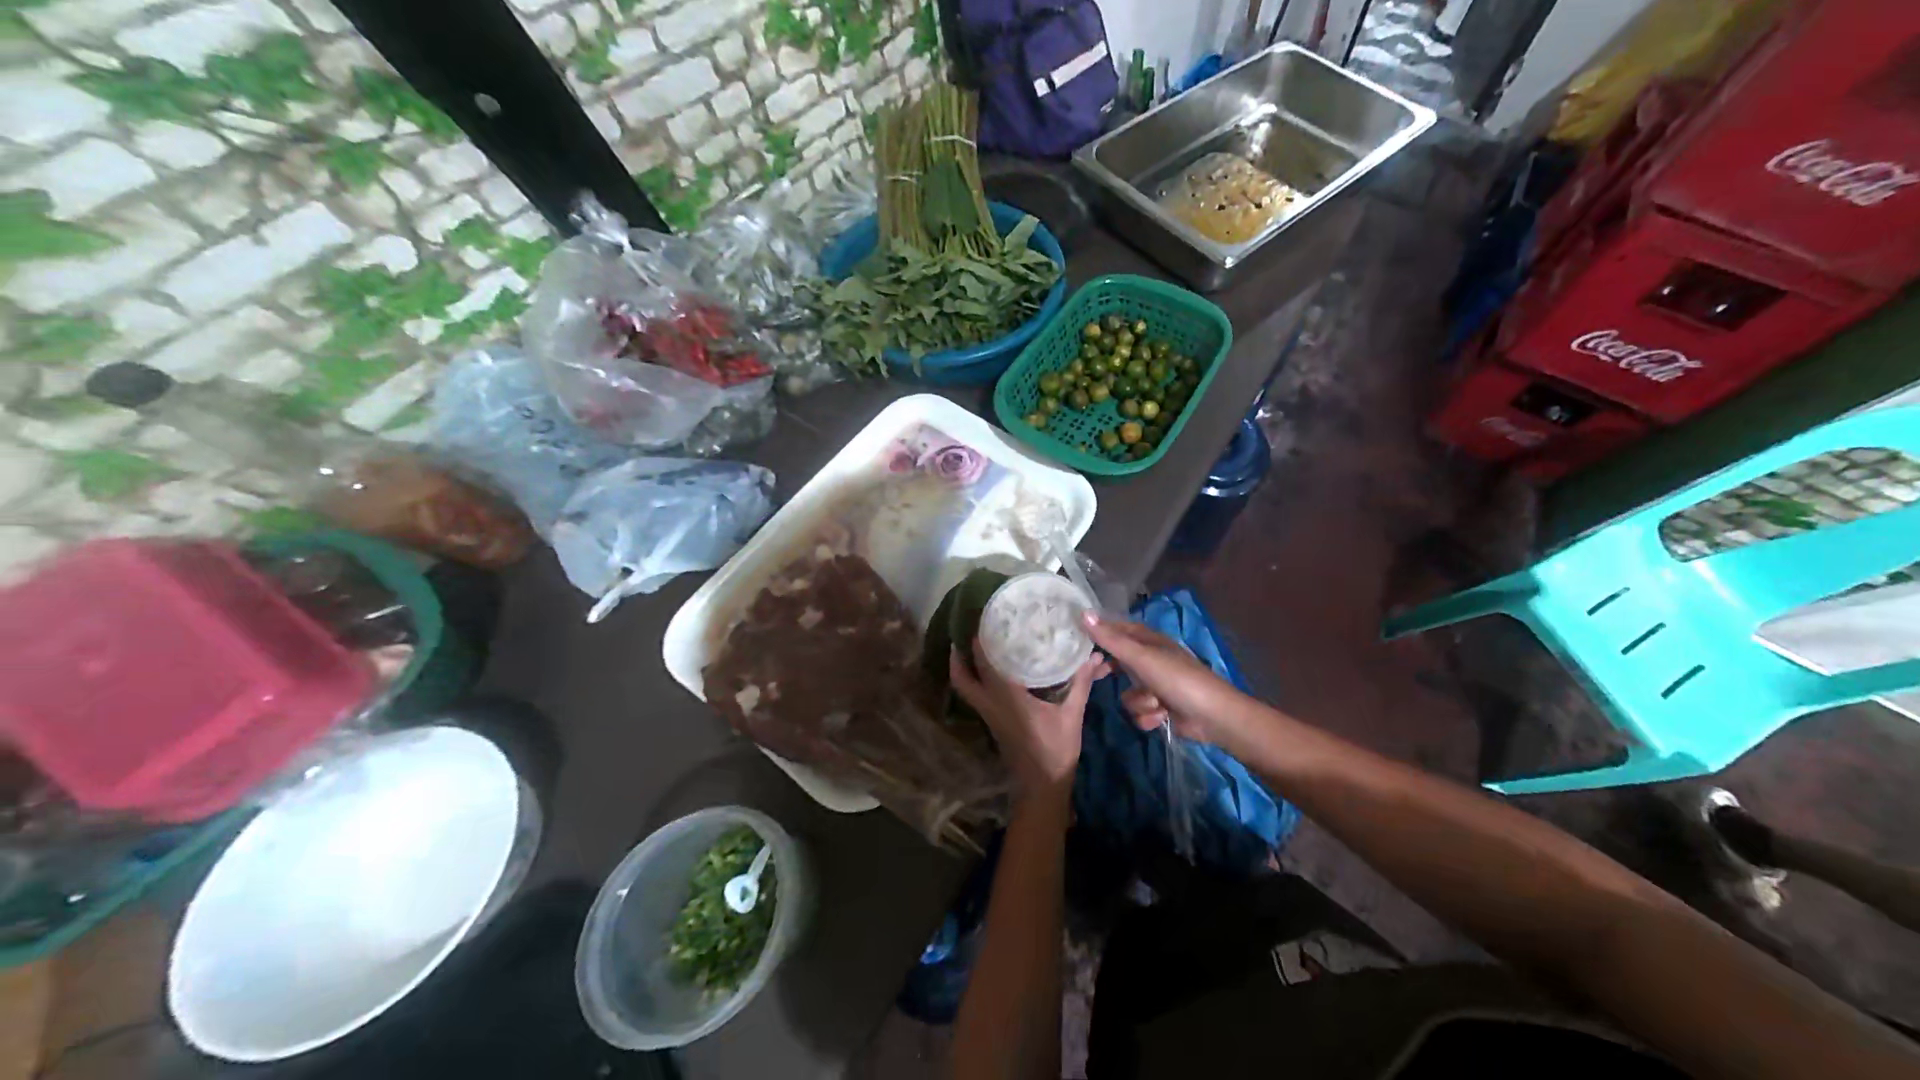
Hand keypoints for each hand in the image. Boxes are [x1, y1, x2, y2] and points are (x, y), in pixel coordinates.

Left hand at [950, 641, 1107, 797]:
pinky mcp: (992, 722)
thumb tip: (1094, 655)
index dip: (980, 639)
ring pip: (965, 687)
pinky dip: (976, 680)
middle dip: (959, 654)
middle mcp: (990, 703)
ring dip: (963, 667)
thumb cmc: (1056, 749)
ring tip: (973, 647)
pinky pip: (975, 695)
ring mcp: (988, 714)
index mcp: (1006, 697)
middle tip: (970, 632)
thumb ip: (1080, 682)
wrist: (1042, 786)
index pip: (985, 662)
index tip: (984, 617)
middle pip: (962, 676)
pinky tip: (993, 671)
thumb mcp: (1071, 714)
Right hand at [1081, 612, 1240, 745]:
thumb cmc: (1178, 679)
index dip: (1099, 633)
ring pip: (1127, 694)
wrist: (1212, 716)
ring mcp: (1156, 687)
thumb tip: (1083, 614)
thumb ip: (1111, 639)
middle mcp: (1151, 661)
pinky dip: (1149, 717)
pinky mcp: (1160, 709)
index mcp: (1149, 642)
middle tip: (1097, 678)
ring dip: (1139, 702)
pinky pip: (1139, 712)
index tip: (1078, 640)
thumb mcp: (1141, 658)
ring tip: (1155, 704)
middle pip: (1118, 663)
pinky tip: (1162, 717)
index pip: (1117, 630)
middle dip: (1113, 674)